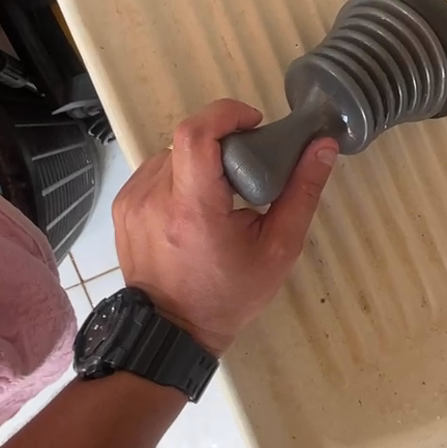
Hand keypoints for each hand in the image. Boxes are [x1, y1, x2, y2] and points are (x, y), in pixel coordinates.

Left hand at [113, 100, 338, 355]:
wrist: (171, 334)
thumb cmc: (230, 295)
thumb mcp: (279, 248)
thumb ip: (302, 192)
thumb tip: (323, 146)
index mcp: (192, 207)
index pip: (195, 134)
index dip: (226, 114)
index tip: (253, 123)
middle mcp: (153, 197)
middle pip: (189, 140)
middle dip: (223, 142)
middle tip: (248, 166)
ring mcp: (132, 200)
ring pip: (173, 153)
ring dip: (202, 161)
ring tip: (224, 193)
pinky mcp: (123, 206)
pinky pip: (156, 170)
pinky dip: (181, 176)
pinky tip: (197, 206)